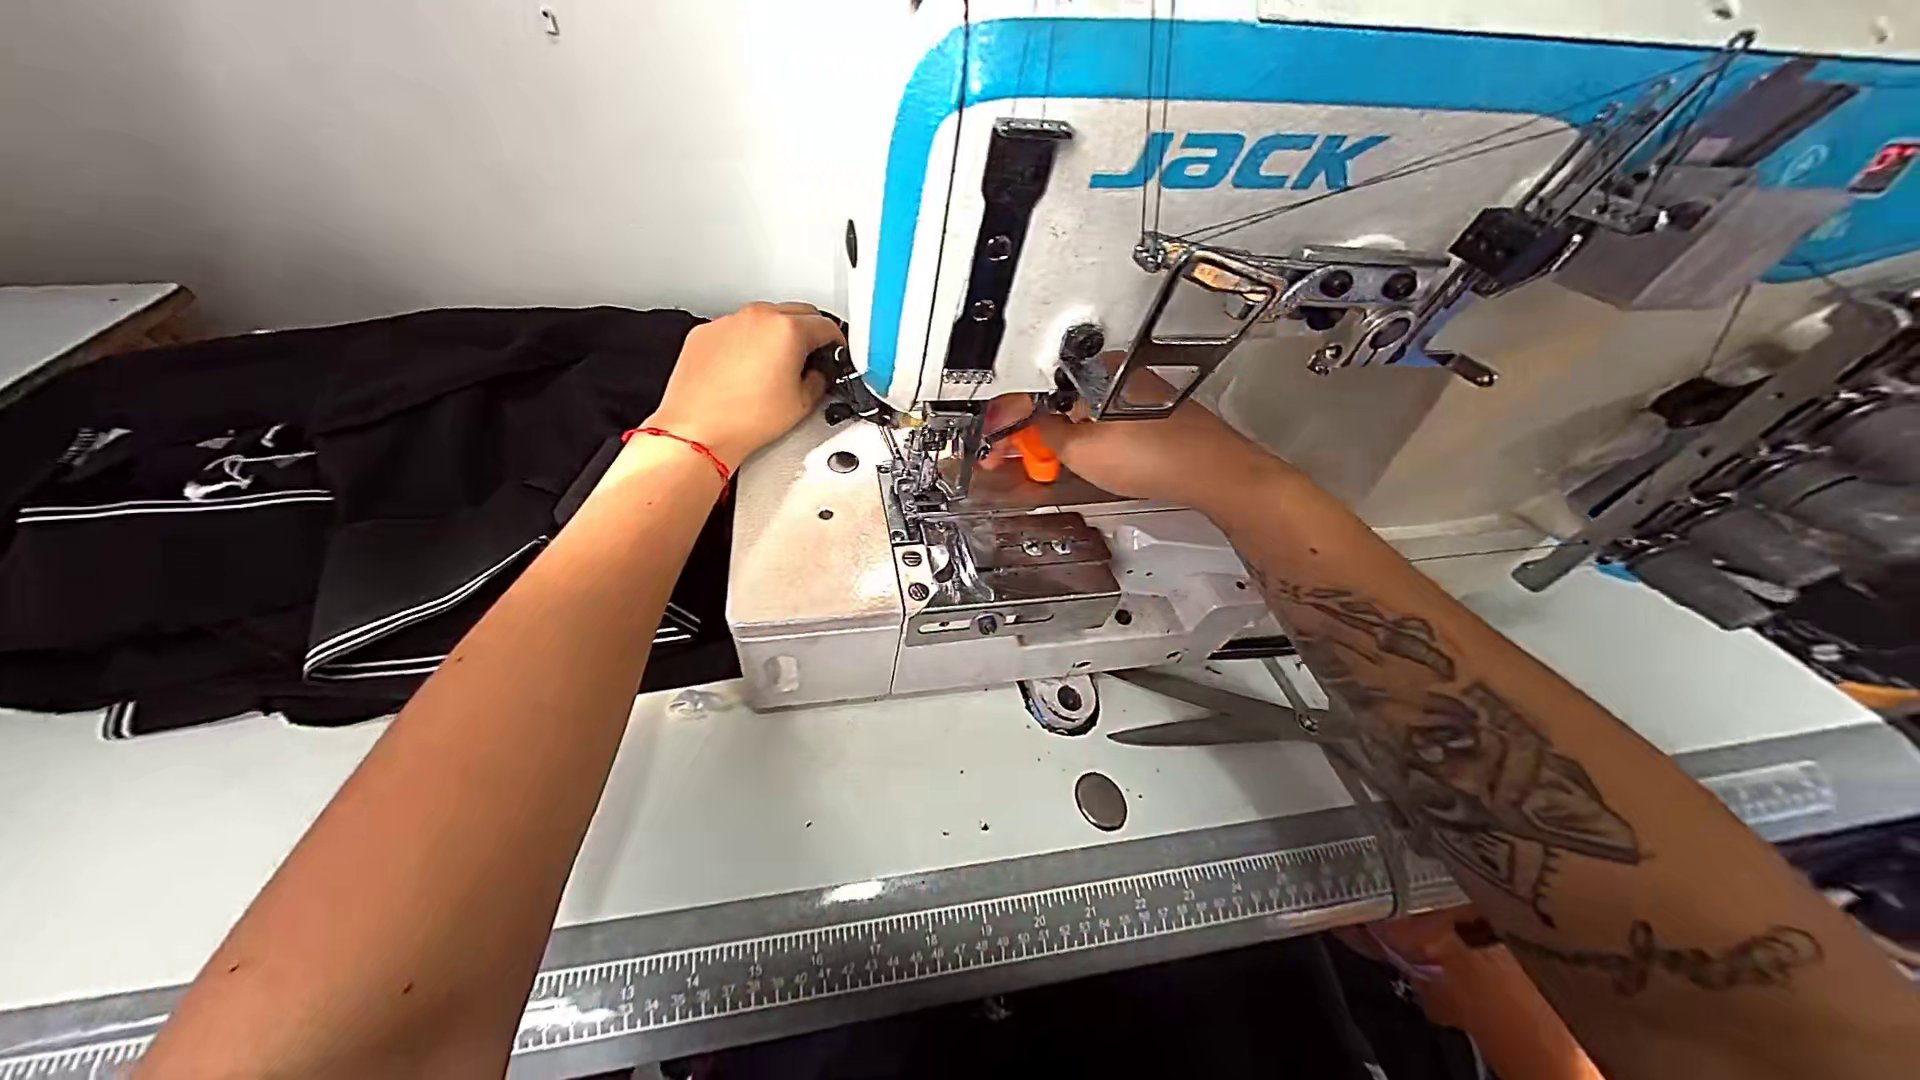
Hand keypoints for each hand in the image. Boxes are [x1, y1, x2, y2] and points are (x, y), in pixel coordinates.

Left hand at [641, 302, 843, 468]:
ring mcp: (728, 322)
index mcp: (786, 330)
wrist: (699, 431)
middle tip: (812, 358)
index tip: (836, 352)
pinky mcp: (706, 333)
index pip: (826, 325)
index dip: (837, 342)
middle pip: (798, 312)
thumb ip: (819, 379)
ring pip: (765, 318)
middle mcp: (757, 318)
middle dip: (810, 332)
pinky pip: (736, 329)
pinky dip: (747, 342)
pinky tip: (748, 371)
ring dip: (778, 335)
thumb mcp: (802, 404)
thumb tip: (816, 375)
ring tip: (776, 368)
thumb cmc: (744, 420)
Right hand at [983, 391, 1292, 512]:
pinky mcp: (1155, 408)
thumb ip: (1044, 435)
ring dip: (1068, 432)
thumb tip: (1027, 430)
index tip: (1003, 436)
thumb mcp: (1081, 452)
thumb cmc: (1158, 456)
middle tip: (1027, 453)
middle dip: (1041, 425)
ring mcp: (1140, 388)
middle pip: (1062, 397)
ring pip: (1087, 408)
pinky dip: (1095, 435)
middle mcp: (1120, 371)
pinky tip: (1097, 457)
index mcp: (1098, 371)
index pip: (1040, 389)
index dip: (1014, 417)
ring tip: (1063, 459)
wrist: (1211, 472)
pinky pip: (1110, 417)